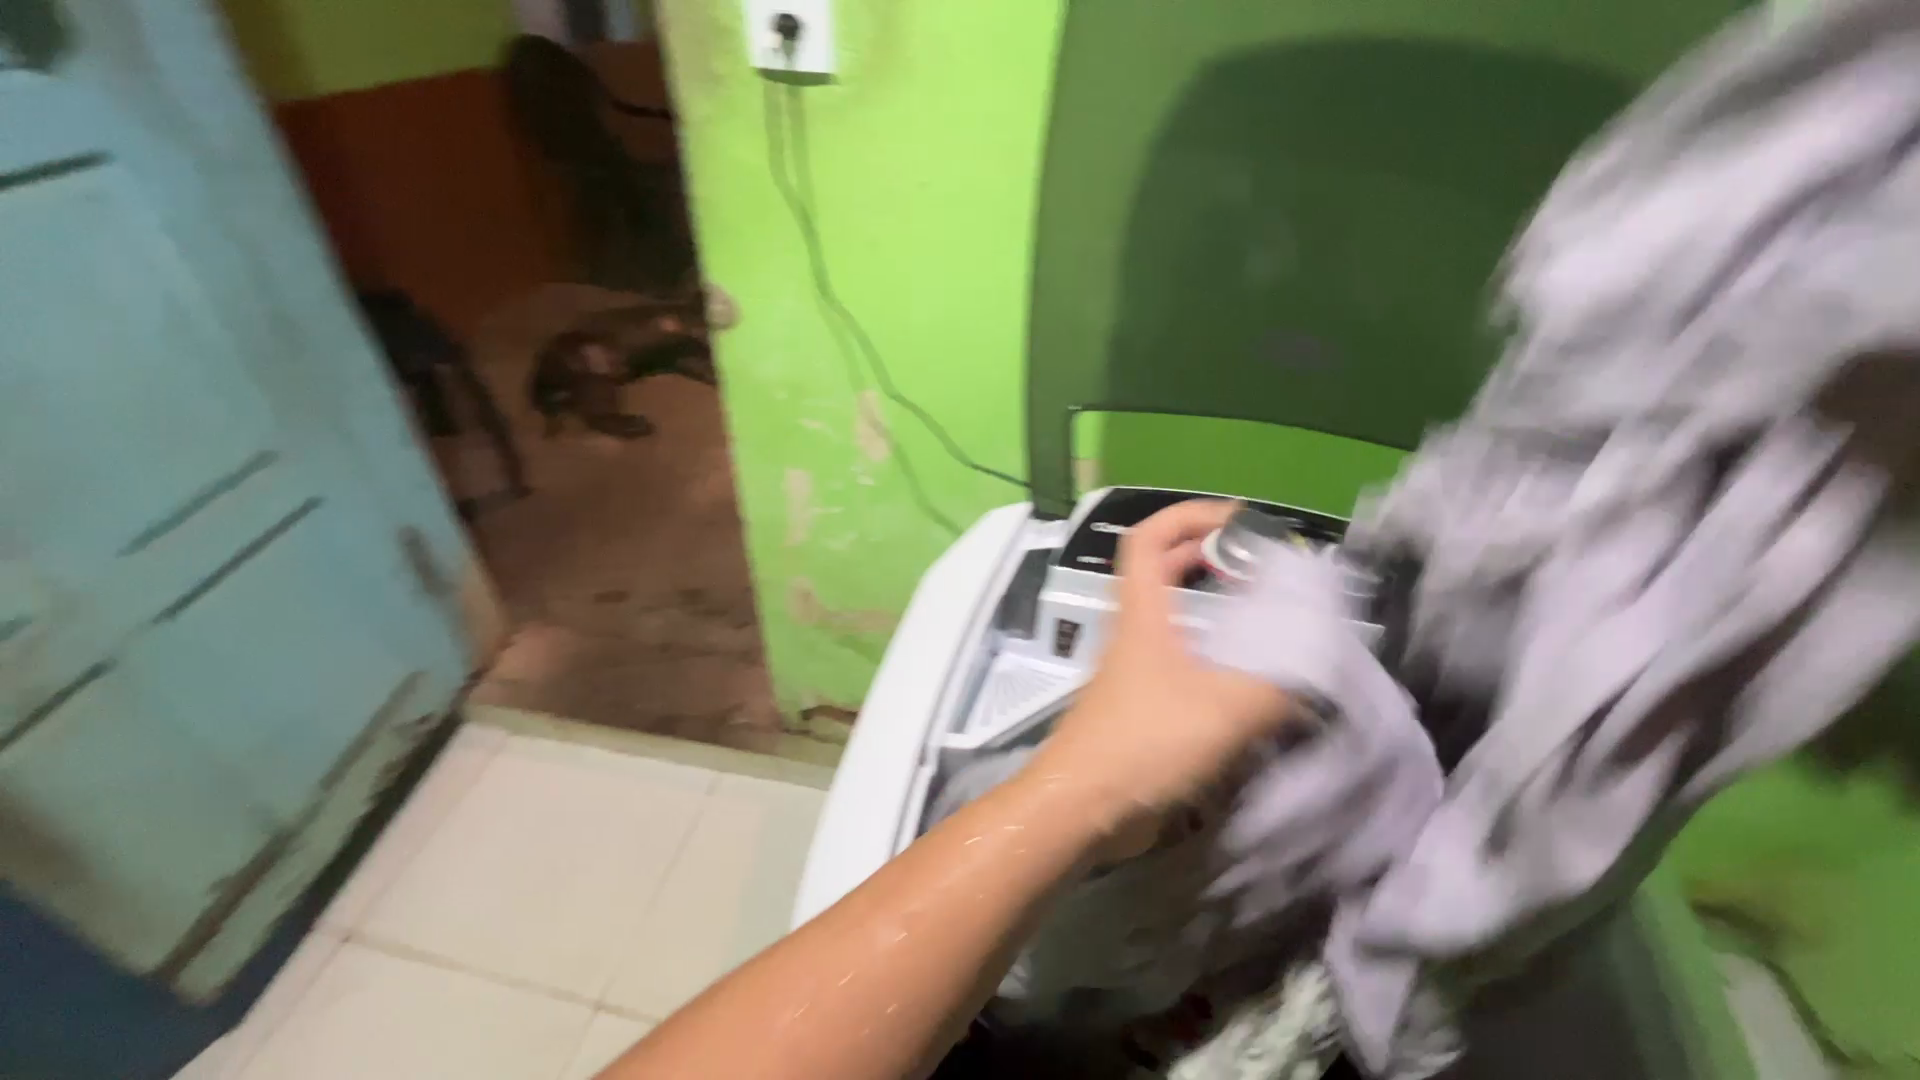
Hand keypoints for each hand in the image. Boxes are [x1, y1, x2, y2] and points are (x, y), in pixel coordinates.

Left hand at [1024, 500, 1295, 847]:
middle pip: (1162, 572)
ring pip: (1173, 619)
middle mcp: (1134, 632)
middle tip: (1261, 566)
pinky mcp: (1141, 705)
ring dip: (1213, 608)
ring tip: (1265, 616)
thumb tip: (1322, 683)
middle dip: (1208, 556)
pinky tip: (1249, 678)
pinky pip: (1180, 663)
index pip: (1149, 537)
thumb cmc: (1142, 742)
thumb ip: (1281, 690)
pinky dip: (1213, 656)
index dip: (1189, 514)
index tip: (1239, 518)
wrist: (1082, 806)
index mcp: (1143, 613)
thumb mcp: (1224, 709)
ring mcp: (1134, 669)